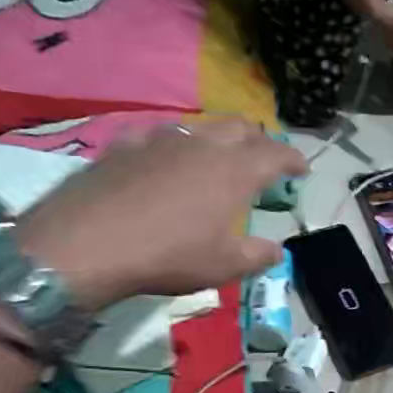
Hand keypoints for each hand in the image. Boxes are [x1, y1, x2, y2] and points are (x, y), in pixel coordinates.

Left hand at [12, 119, 305, 308]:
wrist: (89, 242)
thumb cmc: (170, 255)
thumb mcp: (223, 266)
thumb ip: (257, 256)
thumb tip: (277, 250)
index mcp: (234, 170)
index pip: (275, 154)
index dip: (293, 159)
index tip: (302, 168)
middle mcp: (201, 144)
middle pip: (239, 127)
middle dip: (258, 139)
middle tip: (262, 158)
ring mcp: (159, 139)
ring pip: (198, 127)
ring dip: (215, 139)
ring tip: (215, 159)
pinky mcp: (123, 144)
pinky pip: (157, 136)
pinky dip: (172, 147)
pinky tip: (163, 162)